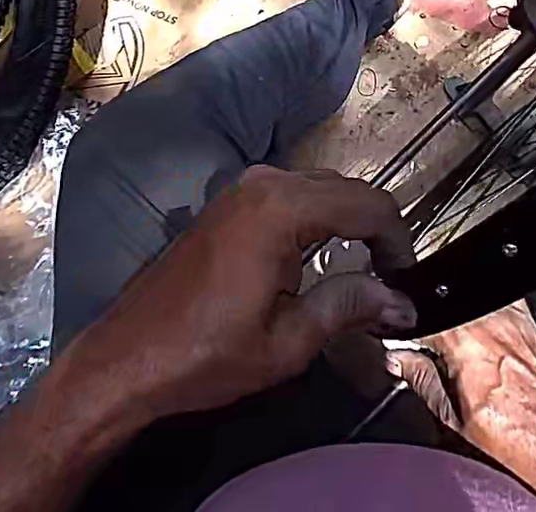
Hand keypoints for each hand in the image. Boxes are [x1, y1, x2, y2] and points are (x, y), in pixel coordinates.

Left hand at [59, 164, 418, 421]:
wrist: (129, 355)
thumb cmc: (206, 352)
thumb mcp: (287, 341)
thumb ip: (349, 307)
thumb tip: (401, 301)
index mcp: (282, 207)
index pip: (368, 204)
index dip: (398, 239)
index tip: (406, 278)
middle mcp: (266, 180)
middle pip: (347, 189)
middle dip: (377, 229)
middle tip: (389, 280)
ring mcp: (246, 184)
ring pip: (323, 187)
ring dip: (349, 221)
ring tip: (361, 271)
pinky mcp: (234, 197)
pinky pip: (295, 193)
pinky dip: (320, 216)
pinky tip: (319, 255)